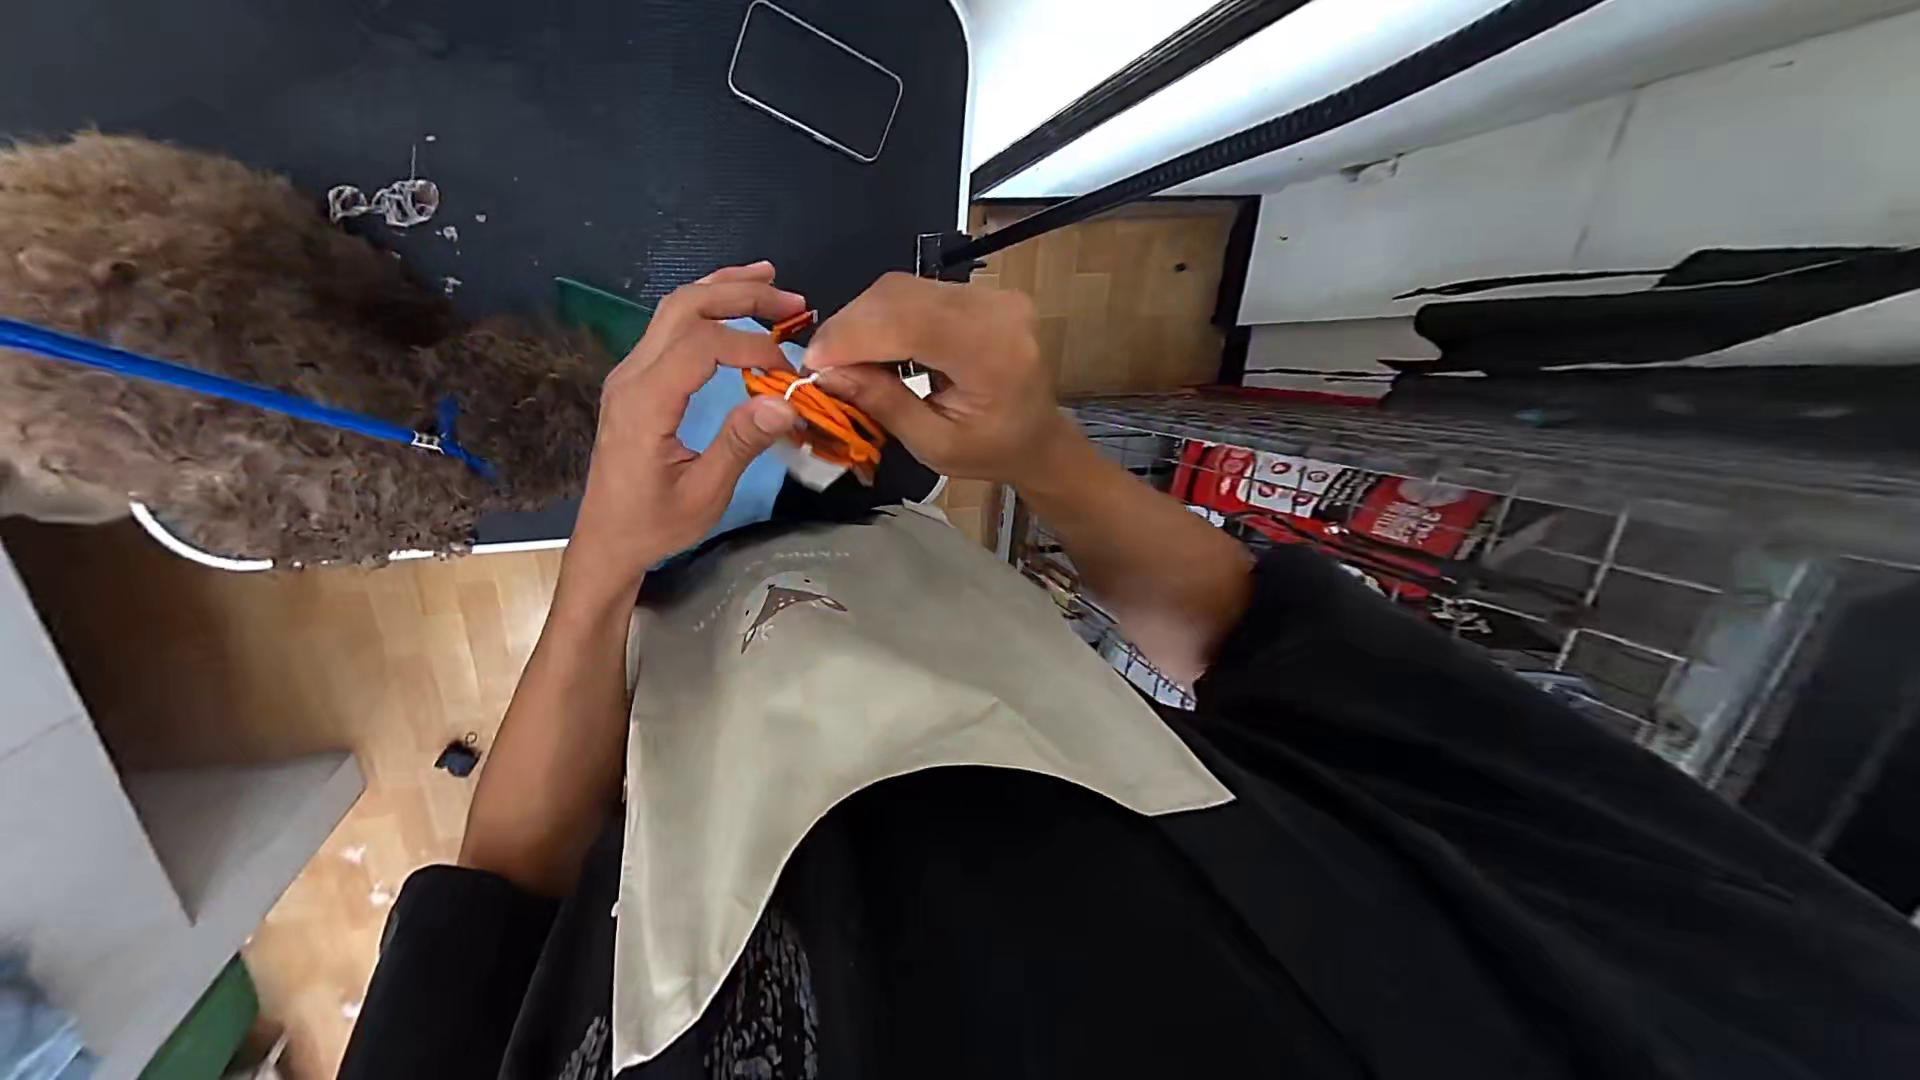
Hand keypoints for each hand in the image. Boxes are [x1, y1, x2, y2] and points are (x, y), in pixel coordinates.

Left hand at [563, 262, 806, 597]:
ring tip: (768, 280)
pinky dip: (707, 309)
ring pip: (674, 309)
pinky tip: (731, 303)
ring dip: (722, 290)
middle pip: (684, 308)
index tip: (789, 368)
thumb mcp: (704, 494)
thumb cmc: (654, 523)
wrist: (608, 540)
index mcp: (645, 402)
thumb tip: (785, 404)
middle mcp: (632, 376)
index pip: (701, 345)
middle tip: (792, 301)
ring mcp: (630, 374)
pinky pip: (671, 328)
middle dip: (740, 295)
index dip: (751, 346)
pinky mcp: (638, 382)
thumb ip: (740, 444)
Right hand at [802, 272, 1078, 486]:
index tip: (812, 363)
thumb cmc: (991, 451)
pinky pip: (918, 292)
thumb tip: (827, 373)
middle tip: (821, 363)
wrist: (1037, 437)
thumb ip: (884, 404)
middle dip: (850, 327)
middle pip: (901, 296)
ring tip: (844, 358)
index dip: (853, 336)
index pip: (910, 323)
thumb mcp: (935, 444)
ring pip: (903, 288)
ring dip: (863, 320)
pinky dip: (884, 317)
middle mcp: (996, 309)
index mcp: (994, 352)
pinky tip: (872, 345)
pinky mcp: (982, 292)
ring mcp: (992, 294)